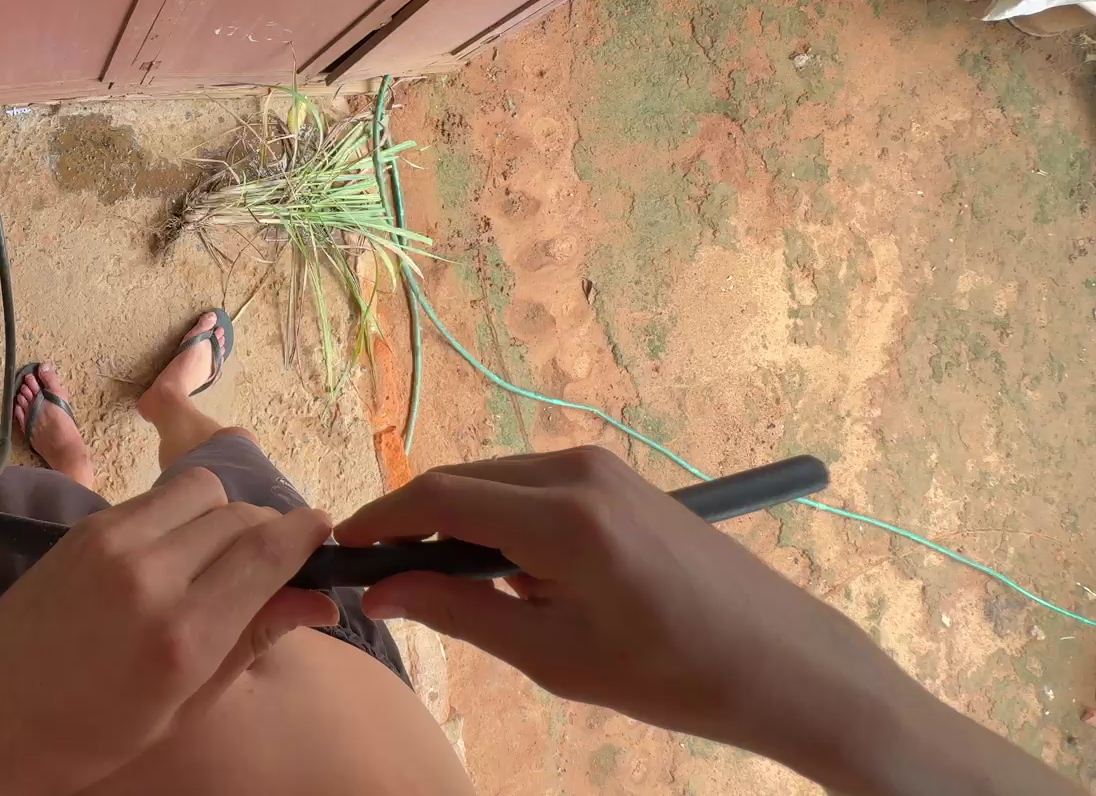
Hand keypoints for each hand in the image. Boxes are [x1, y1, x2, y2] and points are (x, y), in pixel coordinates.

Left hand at [0, 468, 335, 795]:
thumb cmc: (92, 733)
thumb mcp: (184, 706)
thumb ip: (253, 640)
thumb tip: (320, 601)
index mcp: (183, 637)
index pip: (265, 553)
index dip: (303, 532)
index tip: (322, 528)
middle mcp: (152, 575)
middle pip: (238, 514)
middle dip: (266, 528)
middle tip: (268, 555)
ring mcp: (114, 541)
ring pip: (199, 489)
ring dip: (222, 511)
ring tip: (215, 549)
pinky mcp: (87, 526)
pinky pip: (156, 496)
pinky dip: (180, 510)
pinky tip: (171, 545)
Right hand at [335, 447, 1079, 795]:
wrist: (794, 665)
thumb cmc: (674, 676)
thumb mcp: (555, 657)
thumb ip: (457, 613)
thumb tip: (380, 592)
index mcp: (564, 519)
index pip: (439, 498)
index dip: (382, 518)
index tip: (345, 545)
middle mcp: (572, 469)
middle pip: (458, 480)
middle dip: (412, 520)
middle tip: (387, 569)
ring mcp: (593, 462)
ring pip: (487, 477)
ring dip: (454, 518)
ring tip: (450, 575)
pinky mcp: (607, 469)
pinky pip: (521, 480)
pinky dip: (493, 513)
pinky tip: (508, 561)